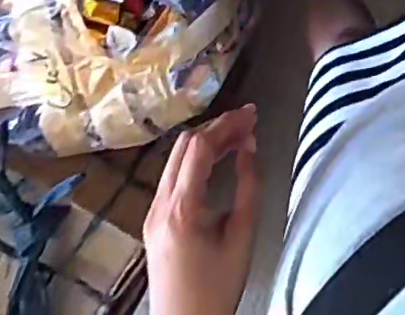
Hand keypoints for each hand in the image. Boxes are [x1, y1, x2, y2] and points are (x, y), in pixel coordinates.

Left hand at [145, 104, 260, 314]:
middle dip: (218, 126)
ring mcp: (152, 212)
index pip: (200, 146)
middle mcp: (159, 205)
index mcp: (180, 208)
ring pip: (177, 156)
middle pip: (185, 145)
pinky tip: (218, 158)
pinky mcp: (154, 220)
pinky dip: (197, 158)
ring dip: (207, 140)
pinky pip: (174, 174)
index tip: (252, 114)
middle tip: (247, 121)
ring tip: (238, 135)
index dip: (227, 123)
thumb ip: (249, 184)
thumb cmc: (216, 290)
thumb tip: (249, 146)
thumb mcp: (242, 235)